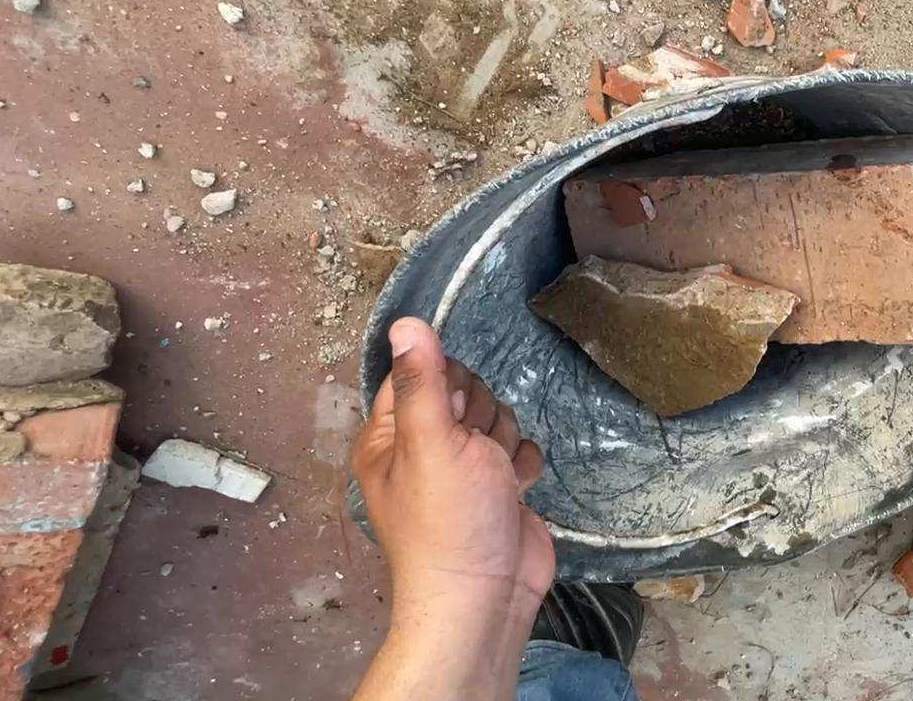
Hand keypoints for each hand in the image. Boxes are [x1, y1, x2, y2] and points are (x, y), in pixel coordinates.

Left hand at [352, 317, 553, 632]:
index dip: (446, 383)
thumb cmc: (449, 519)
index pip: (420, 373)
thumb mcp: (431, 442)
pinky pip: (519, 445)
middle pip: (467, 390)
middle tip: (473, 450)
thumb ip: (424, 381)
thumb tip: (405, 322)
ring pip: (498, 415)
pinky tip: (513, 489)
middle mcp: (424, 446)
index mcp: (391, 436)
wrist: (488, 591)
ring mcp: (463, 465)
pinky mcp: (497, 481)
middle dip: (482, 415)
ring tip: (492, 477)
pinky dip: (521, 464)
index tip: (453, 409)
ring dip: (503, 441)